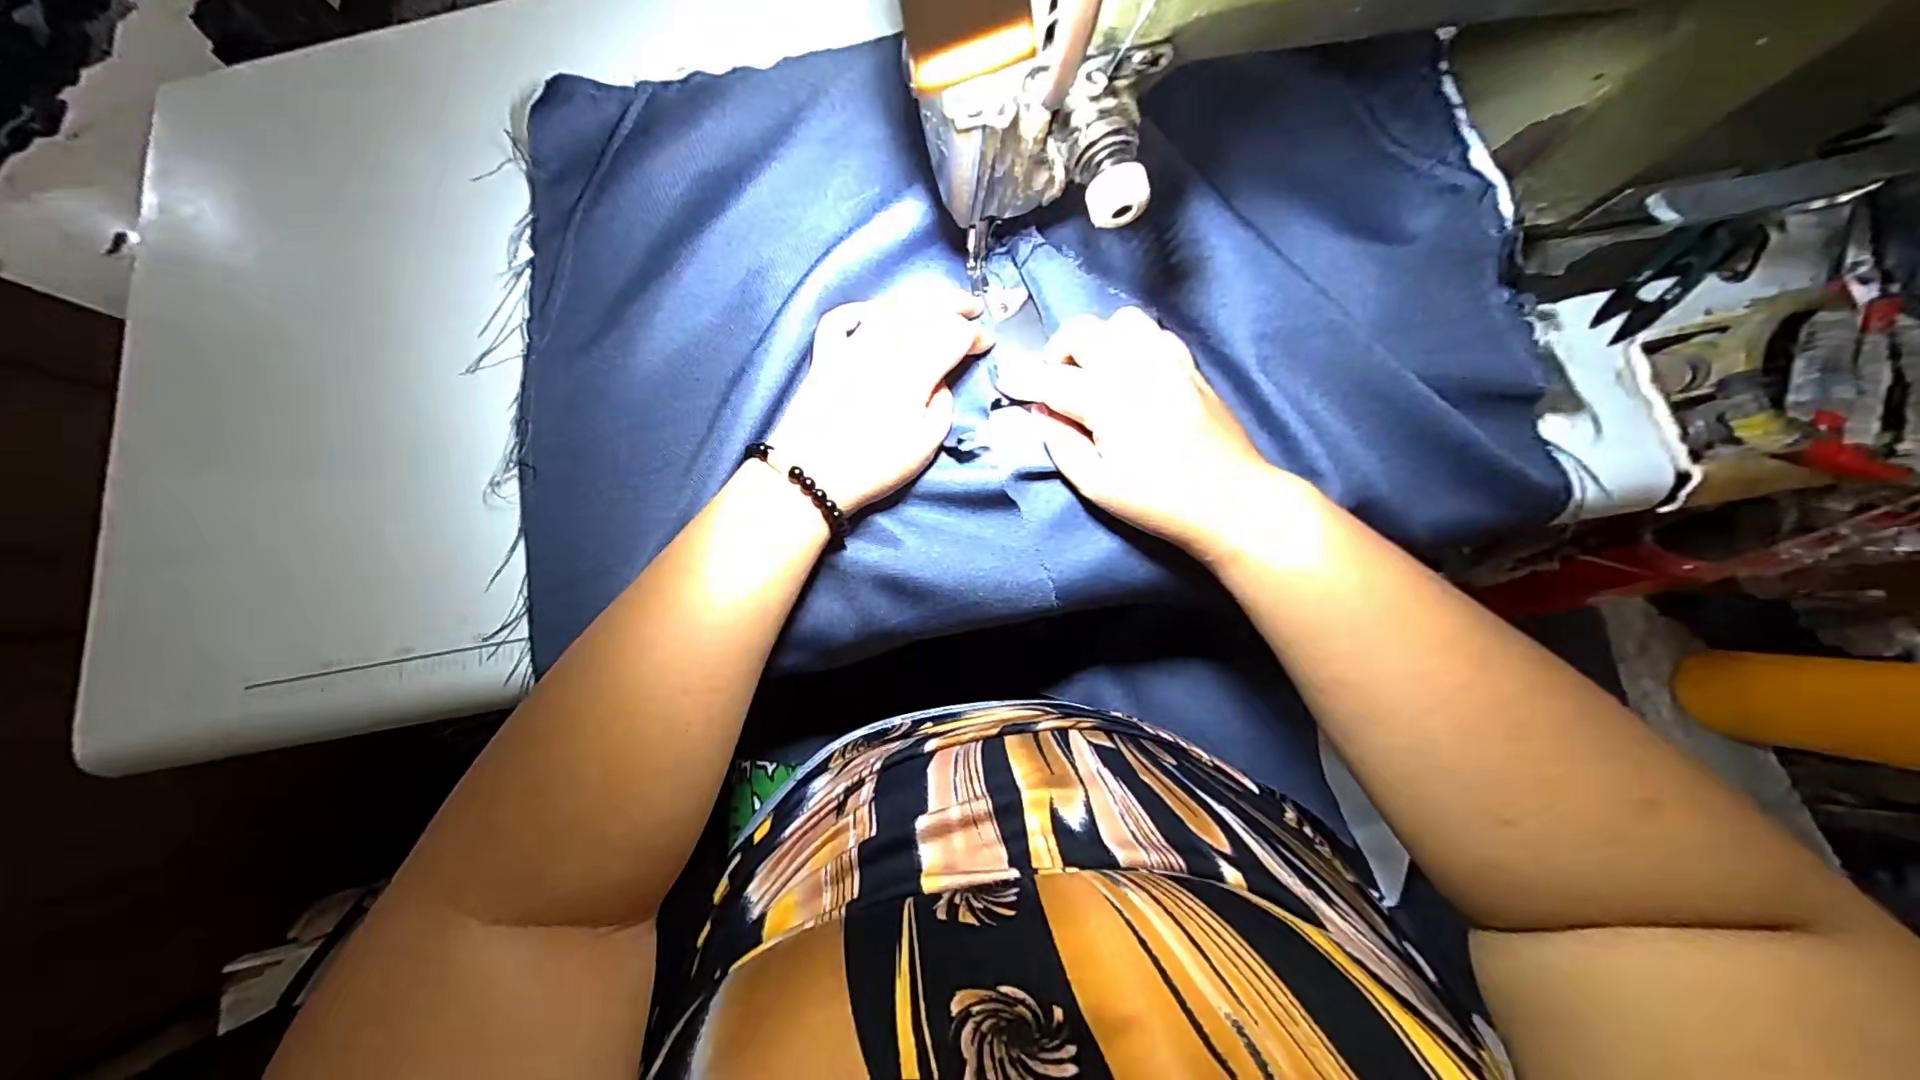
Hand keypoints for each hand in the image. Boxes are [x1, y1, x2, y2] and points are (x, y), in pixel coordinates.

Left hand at [766, 289, 993, 513]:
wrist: (812, 475)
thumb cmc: (874, 466)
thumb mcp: (925, 444)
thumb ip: (942, 406)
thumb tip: (940, 384)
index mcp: (915, 369)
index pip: (953, 334)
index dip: (974, 333)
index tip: (986, 342)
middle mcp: (885, 347)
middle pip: (924, 308)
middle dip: (953, 303)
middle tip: (971, 306)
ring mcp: (851, 347)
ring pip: (888, 305)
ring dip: (917, 298)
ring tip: (934, 303)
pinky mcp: (825, 356)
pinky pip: (840, 319)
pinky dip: (858, 310)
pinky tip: (871, 313)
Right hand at [996, 307, 1307, 558]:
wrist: (1229, 499)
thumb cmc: (1158, 501)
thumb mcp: (1096, 485)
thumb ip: (1060, 443)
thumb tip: (1039, 414)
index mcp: (1107, 400)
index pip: (1051, 378)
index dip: (1021, 378)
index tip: (1004, 379)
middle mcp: (1136, 368)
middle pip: (1083, 332)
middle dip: (1057, 351)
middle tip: (1054, 382)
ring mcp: (1167, 362)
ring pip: (1121, 321)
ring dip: (1097, 340)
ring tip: (1094, 371)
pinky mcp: (1189, 366)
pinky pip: (1154, 333)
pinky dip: (1132, 344)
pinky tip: (1132, 372)